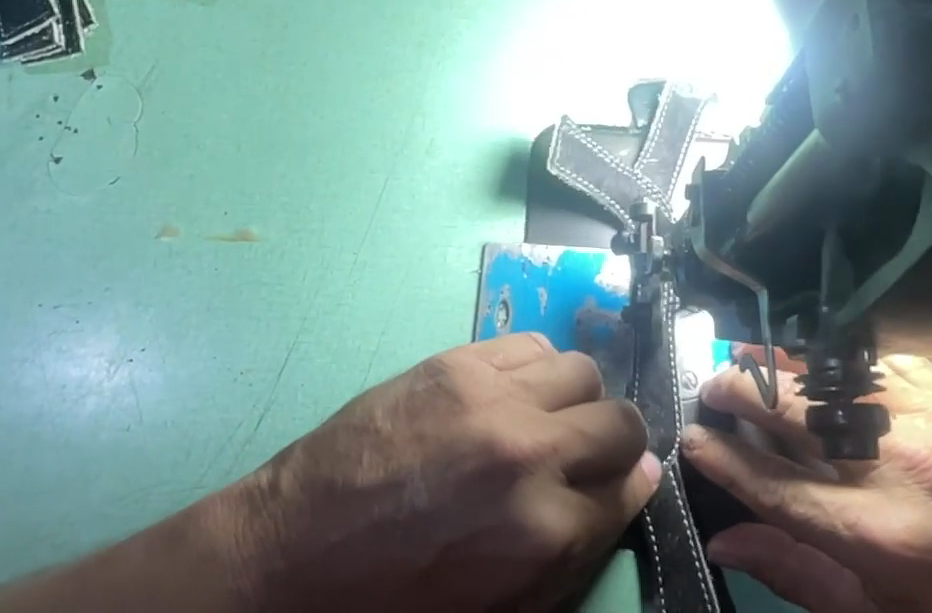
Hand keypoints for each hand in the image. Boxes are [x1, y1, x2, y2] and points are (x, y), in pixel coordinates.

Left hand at [235, 333, 661, 611]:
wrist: (298, 546)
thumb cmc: (401, 592)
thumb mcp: (502, 603)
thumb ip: (576, 551)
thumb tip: (632, 484)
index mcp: (544, 532)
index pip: (631, 489)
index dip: (628, 486)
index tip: (619, 480)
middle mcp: (531, 454)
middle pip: (621, 424)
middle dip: (615, 443)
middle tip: (584, 453)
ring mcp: (494, 398)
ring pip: (583, 372)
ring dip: (576, 400)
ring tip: (544, 417)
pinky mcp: (457, 362)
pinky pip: (532, 344)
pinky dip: (536, 368)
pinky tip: (512, 392)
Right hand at [683, 355, 931, 612]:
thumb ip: (794, 573)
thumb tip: (722, 539)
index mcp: (875, 535)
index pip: (772, 485)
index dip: (723, 458)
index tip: (692, 436)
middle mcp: (895, 467)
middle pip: (792, 415)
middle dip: (740, 394)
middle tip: (713, 387)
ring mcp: (926, 419)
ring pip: (828, 375)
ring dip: (780, 366)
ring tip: (749, 361)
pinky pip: (876, 359)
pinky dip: (835, 360)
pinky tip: (814, 361)